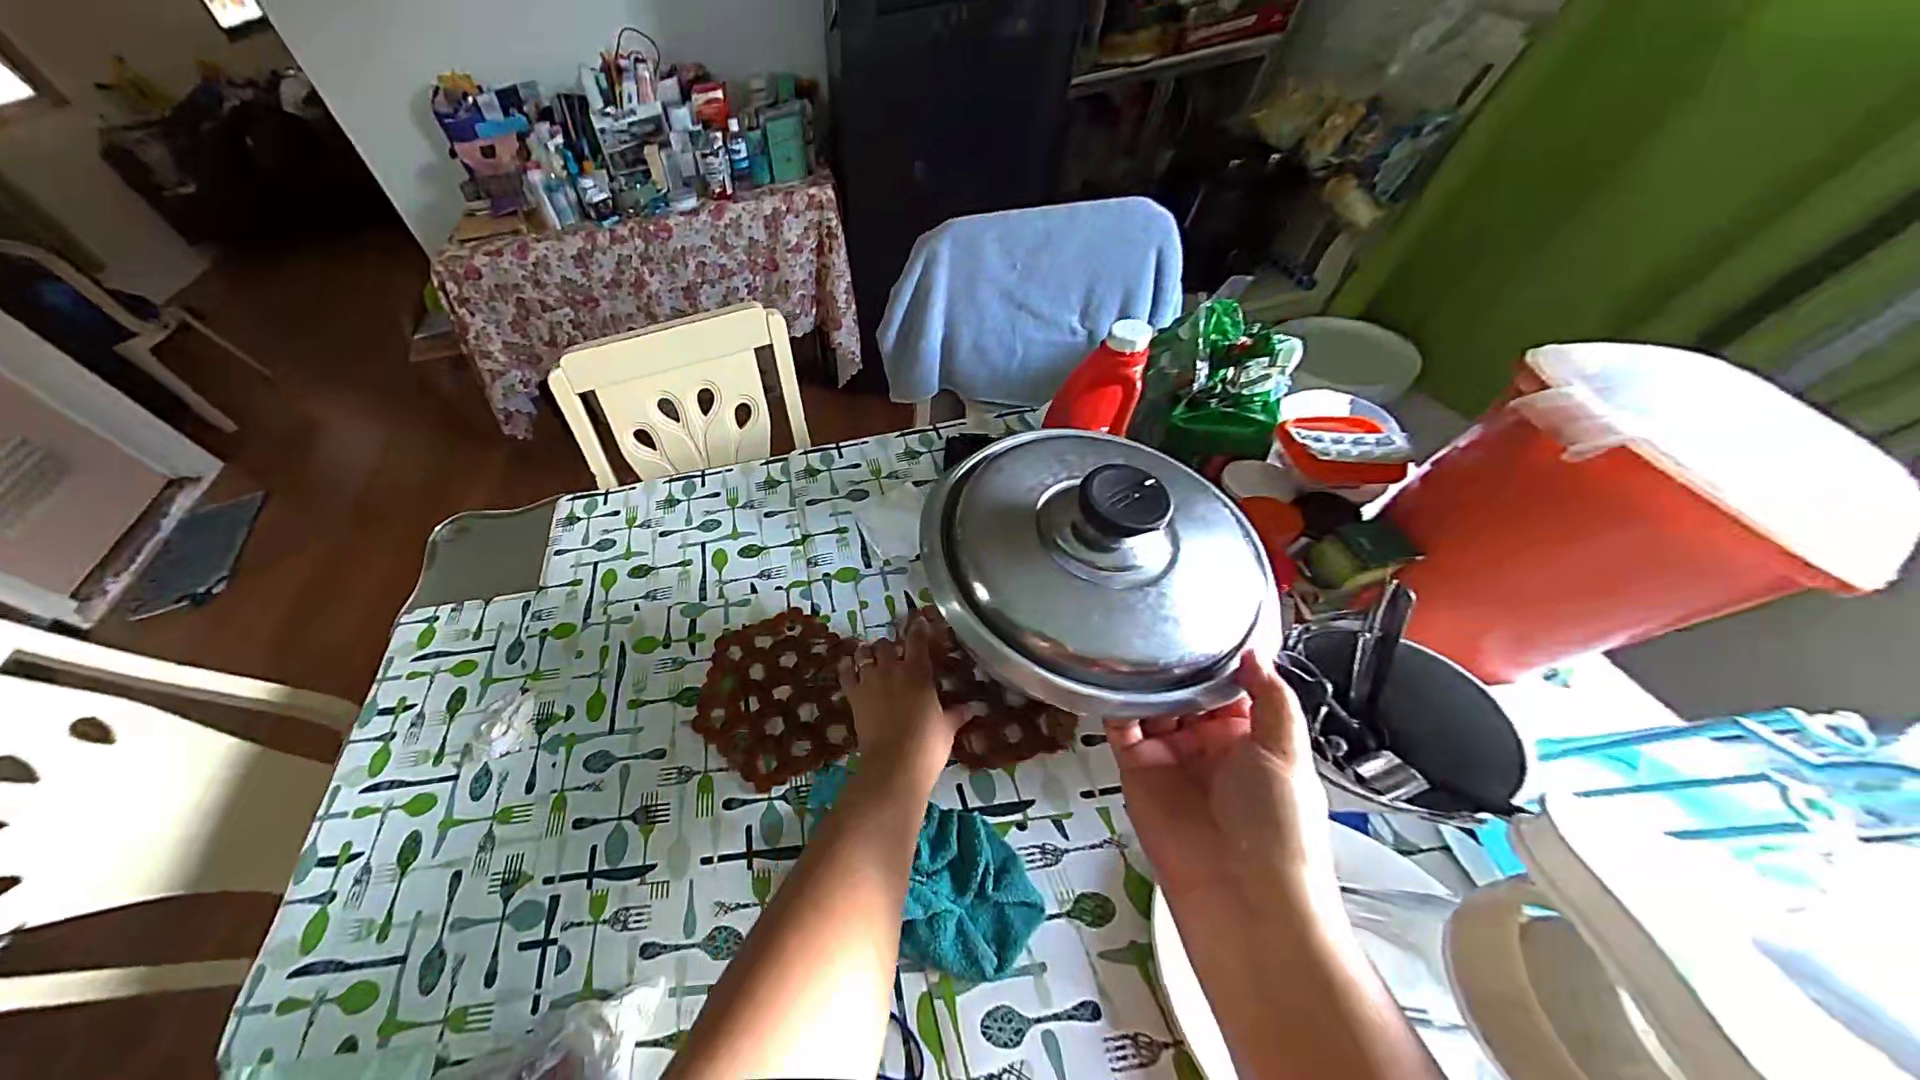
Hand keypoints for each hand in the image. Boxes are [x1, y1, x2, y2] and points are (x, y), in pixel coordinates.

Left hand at [837, 617, 965, 775]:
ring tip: (871, 657)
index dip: (918, 628)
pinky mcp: (853, 695)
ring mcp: (870, 681)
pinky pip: (846, 672)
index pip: (917, 639)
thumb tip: (975, 708)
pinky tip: (849, 666)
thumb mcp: (947, 727)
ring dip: (868, 653)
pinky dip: (847, 667)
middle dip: (890, 646)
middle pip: (886, 644)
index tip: (919, 621)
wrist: (894, 765)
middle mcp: (892, 669)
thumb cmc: (927, 745)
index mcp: (918, 672)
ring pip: (864, 653)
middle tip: (895, 654)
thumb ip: (957, 714)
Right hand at [1106, 652, 1333, 907]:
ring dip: (1147, 681)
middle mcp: (1209, 744)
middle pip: (1186, 692)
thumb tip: (1256, 655)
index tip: (1206, 628)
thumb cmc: (1278, 828)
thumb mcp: (1287, 751)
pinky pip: (1121, 727)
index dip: (1218, 662)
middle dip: (1177, 668)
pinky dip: (1116, 704)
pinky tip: (1118, 681)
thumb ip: (1272, 697)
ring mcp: (1171, 755)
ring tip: (1140, 653)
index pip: (1229, 687)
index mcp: (1250, 738)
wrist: (1241, 891)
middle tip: (1166, 634)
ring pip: (1152, 704)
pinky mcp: (1137, 768)